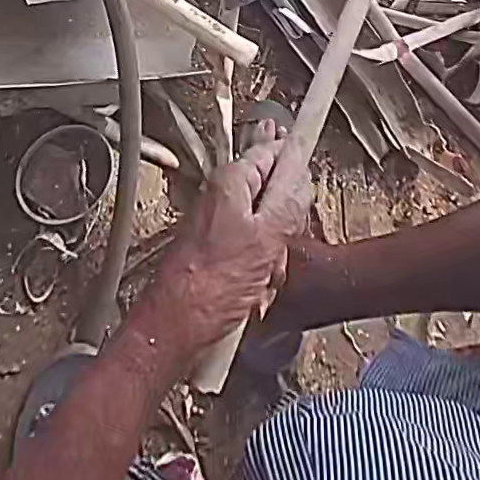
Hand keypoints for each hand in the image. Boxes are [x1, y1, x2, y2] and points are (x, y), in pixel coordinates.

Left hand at [138, 120, 310, 353]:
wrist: (175, 328)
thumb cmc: (212, 284)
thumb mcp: (268, 234)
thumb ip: (290, 194)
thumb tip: (301, 159)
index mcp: (231, 180)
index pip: (274, 151)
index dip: (295, 172)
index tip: (304, 195)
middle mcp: (222, 194)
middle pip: (274, 190)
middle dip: (287, 220)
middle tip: (282, 243)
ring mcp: (219, 221)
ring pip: (267, 223)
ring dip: (275, 249)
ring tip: (266, 272)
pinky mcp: (218, 247)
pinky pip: (253, 247)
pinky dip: (260, 265)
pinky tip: (256, 286)